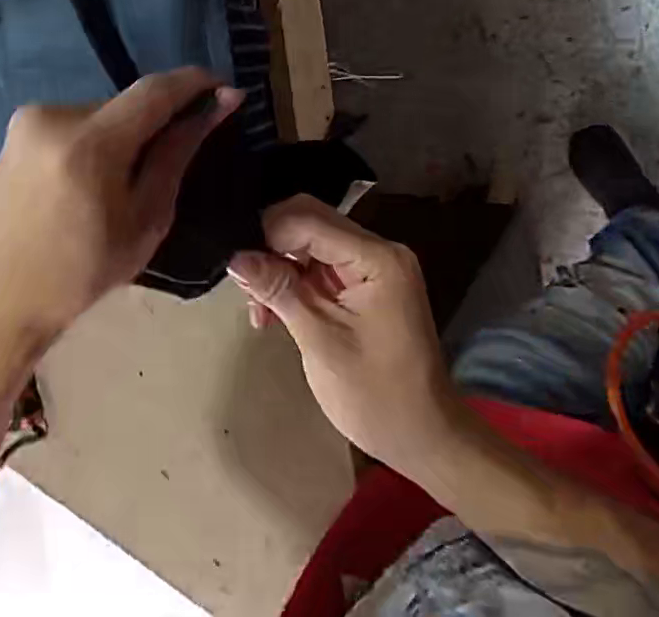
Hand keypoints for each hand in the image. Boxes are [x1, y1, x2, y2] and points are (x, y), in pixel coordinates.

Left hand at [0, 68, 242, 341]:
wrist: (5, 296)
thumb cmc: (84, 270)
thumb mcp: (146, 219)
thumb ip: (177, 154)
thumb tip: (215, 106)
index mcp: (88, 146)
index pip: (153, 91)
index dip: (193, 84)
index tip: (223, 88)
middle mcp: (53, 118)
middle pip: (127, 104)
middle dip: (156, 121)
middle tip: (172, 155)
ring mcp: (28, 121)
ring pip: (101, 113)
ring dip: (123, 133)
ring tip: (120, 180)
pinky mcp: (15, 130)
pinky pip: (74, 122)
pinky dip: (94, 140)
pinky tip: (89, 179)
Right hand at [228, 196, 463, 469]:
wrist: (423, 437)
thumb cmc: (376, 396)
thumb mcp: (320, 341)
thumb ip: (278, 290)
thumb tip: (234, 257)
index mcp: (376, 258)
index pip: (309, 220)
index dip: (267, 235)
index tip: (237, 265)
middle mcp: (377, 249)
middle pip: (309, 221)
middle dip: (269, 246)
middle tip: (245, 284)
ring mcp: (371, 265)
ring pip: (308, 240)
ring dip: (276, 265)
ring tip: (257, 306)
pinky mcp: (362, 282)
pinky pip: (317, 263)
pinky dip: (291, 279)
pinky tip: (272, 310)